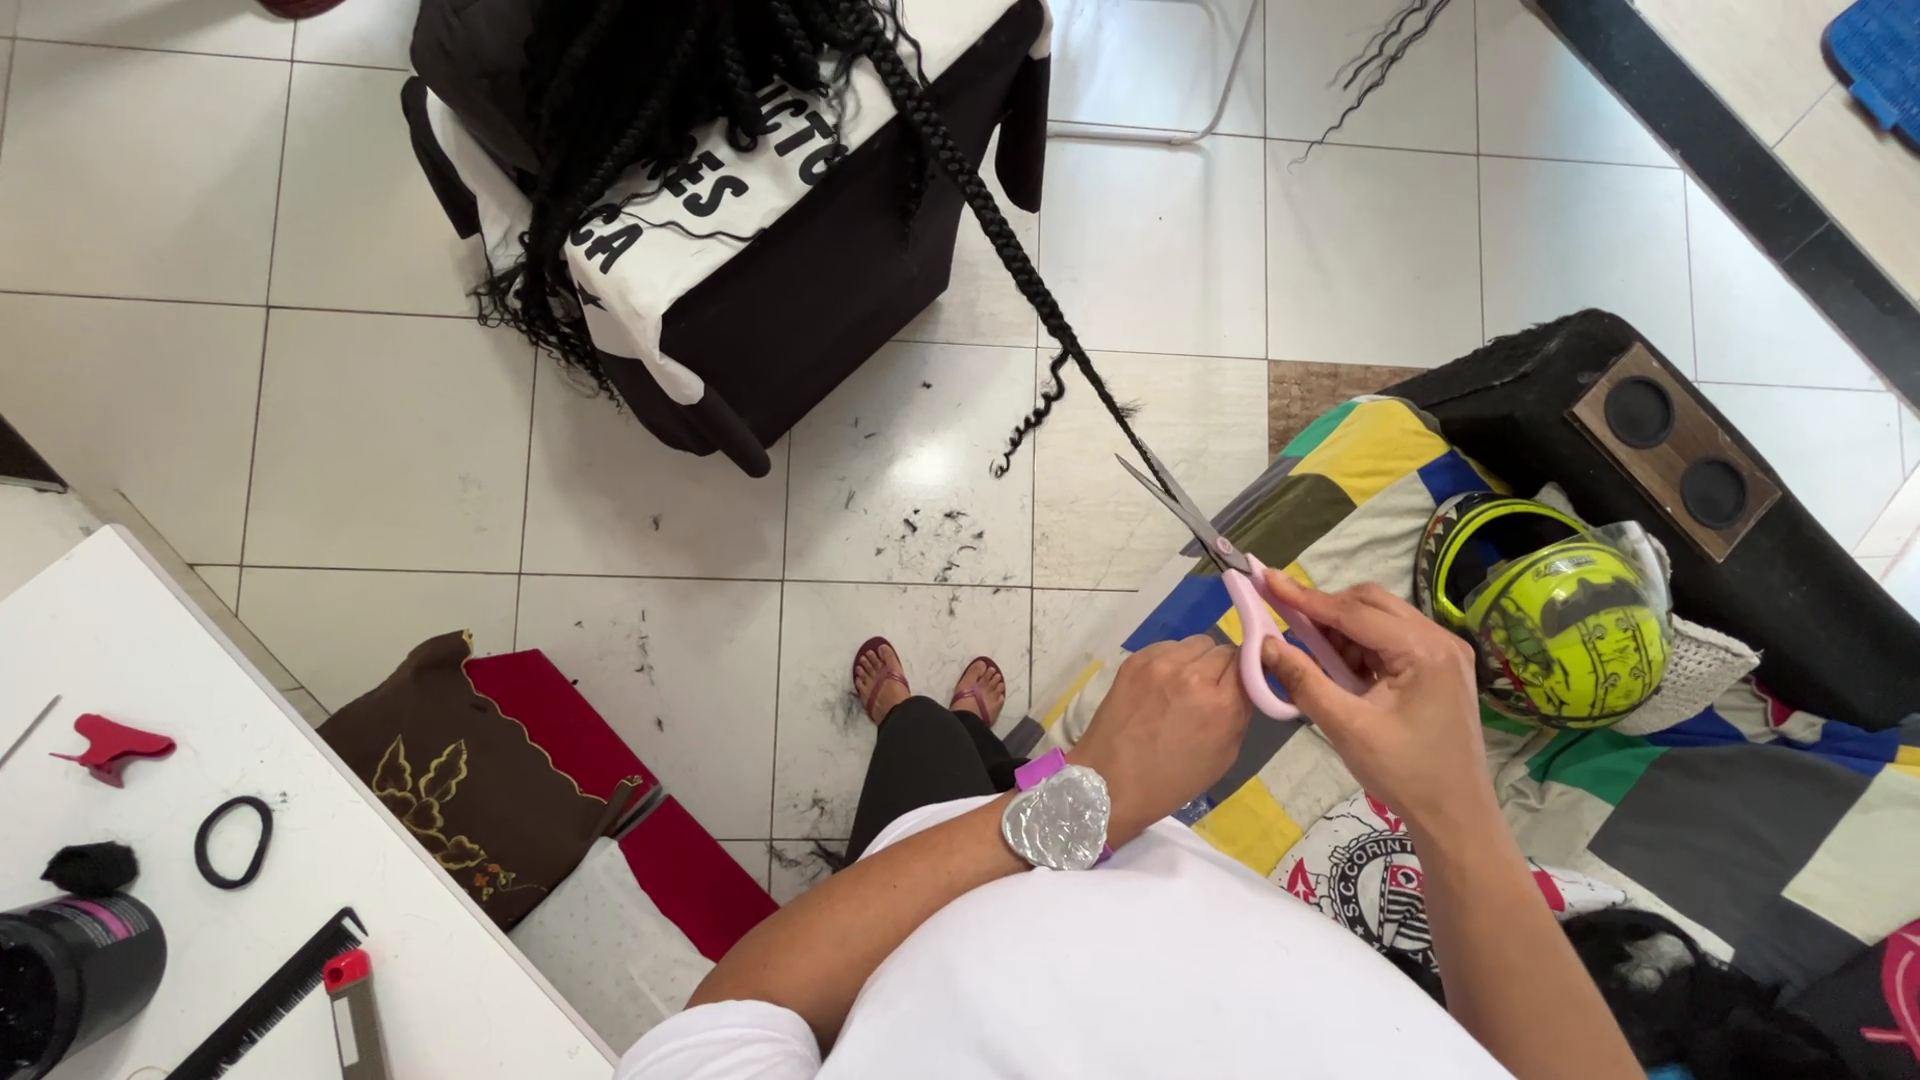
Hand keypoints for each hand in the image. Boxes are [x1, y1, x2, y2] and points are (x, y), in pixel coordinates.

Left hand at [1067, 635, 1250, 845]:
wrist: (1111, 780)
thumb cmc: (1173, 779)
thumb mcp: (1225, 754)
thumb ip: (1240, 711)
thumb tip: (1247, 684)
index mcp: (1221, 702)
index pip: (1248, 661)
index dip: (1247, 671)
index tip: (1241, 681)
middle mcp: (1192, 673)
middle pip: (1223, 648)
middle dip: (1222, 667)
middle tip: (1211, 689)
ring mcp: (1160, 663)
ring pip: (1195, 643)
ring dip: (1197, 660)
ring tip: (1184, 685)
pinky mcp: (1135, 660)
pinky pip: (1167, 646)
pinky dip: (1171, 660)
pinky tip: (1162, 684)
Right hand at [1258, 573, 1496, 837]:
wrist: (1455, 816)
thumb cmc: (1403, 773)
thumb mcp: (1345, 726)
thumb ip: (1303, 679)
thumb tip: (1264, 643)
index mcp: (1424, 652)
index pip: (1353, 612)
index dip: (1305, 597)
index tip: (1265, 579)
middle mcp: (1440, 641)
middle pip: (1370, 603)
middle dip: (1324, 609)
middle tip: (1283, 620)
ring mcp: (1443, 653)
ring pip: (1378, 617)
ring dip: (1339, 629)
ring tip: (1312, 656)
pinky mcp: (1438, 667)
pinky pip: (1388, 638)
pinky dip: (1357, 645)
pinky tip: (1339, 669)